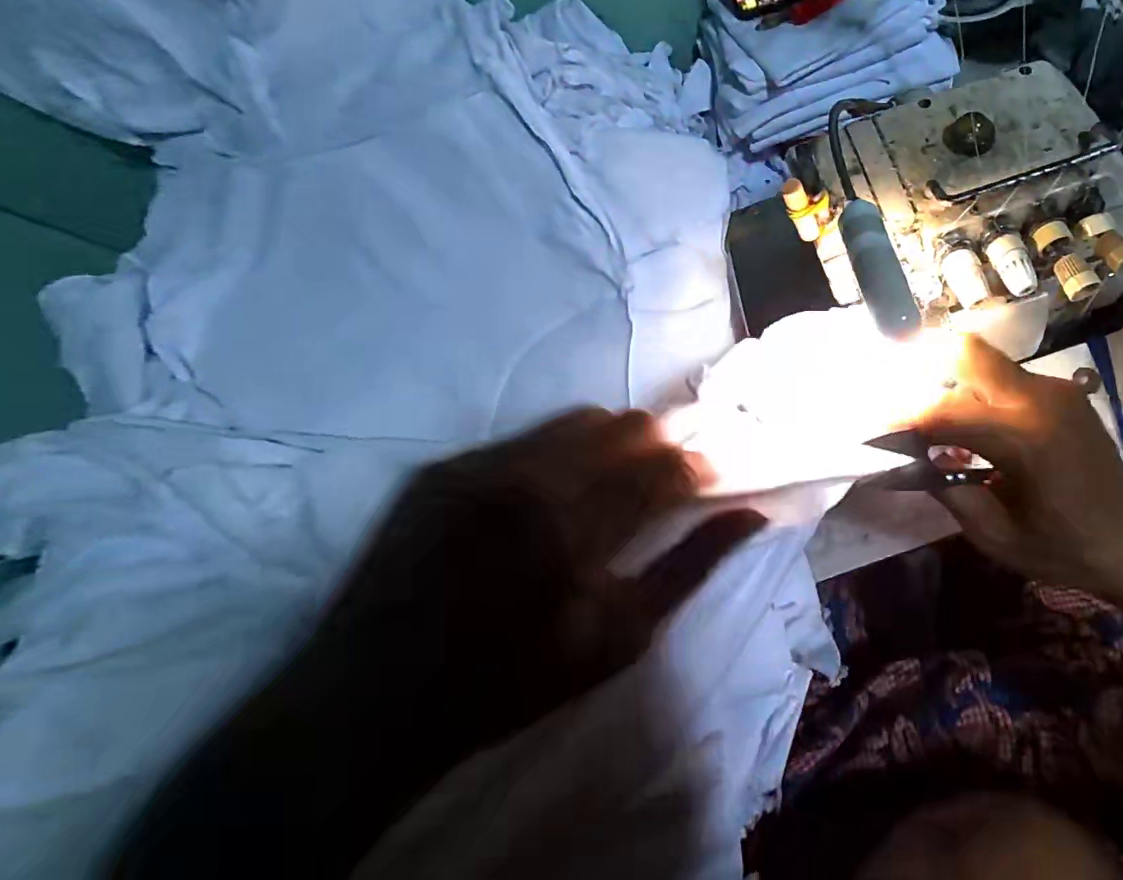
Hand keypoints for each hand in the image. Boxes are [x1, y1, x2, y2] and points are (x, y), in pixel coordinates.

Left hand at [315, 407, 765, 726]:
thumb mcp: (618, 637)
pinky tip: (557, 489)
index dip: (697, 466)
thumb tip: (751, 515)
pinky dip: (561, 452)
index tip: (714, 473)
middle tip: (672, 474)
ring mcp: (476, 466)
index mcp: (574, 527)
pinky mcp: (442, 468)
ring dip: (615, 441)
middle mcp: (525, 479)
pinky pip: (524, 437)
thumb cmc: (513, 679)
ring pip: (576, 421)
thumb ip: (691, 567)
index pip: (661, 468)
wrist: (372, 702)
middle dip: (663, 444)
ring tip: (620, 478)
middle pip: (624, 427)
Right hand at [919, 337, 1122, 599]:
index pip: (946, 414)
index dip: (907, 421)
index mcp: (1024, 438)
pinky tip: (982, 432)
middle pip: (968, 355)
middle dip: (929, 372)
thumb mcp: (997, 536)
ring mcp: (1057, 391)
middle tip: (910, 410)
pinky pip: (1011, 379)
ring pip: (988, 365)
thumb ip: (949, 492)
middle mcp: (1040, 399)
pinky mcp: (1066, 393)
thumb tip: (910, 461)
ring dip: (958, 387)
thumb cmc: (1065, 548)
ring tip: (945, 430)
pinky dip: (984, 395)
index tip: (879, 431)